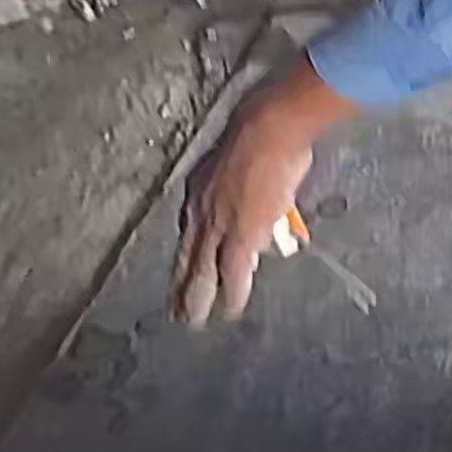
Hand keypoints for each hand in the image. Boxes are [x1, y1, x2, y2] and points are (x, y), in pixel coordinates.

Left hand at [172, 55, 355, 323]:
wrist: (269, 131)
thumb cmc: (267, 137)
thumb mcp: (251, 164)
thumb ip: (256, 188)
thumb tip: (275, 210)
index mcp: (202, 192)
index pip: (193, 232)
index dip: (190, 254)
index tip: (185, 271)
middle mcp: (202, 212)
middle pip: (188, 256)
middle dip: (181, 284)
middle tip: (176, 309)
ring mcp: (219, 225)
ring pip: (201, 271)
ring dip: (196, 298)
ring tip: (192, 320)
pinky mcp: (241, 236)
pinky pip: (233, 273)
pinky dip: (231, 295)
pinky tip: (230, 312)